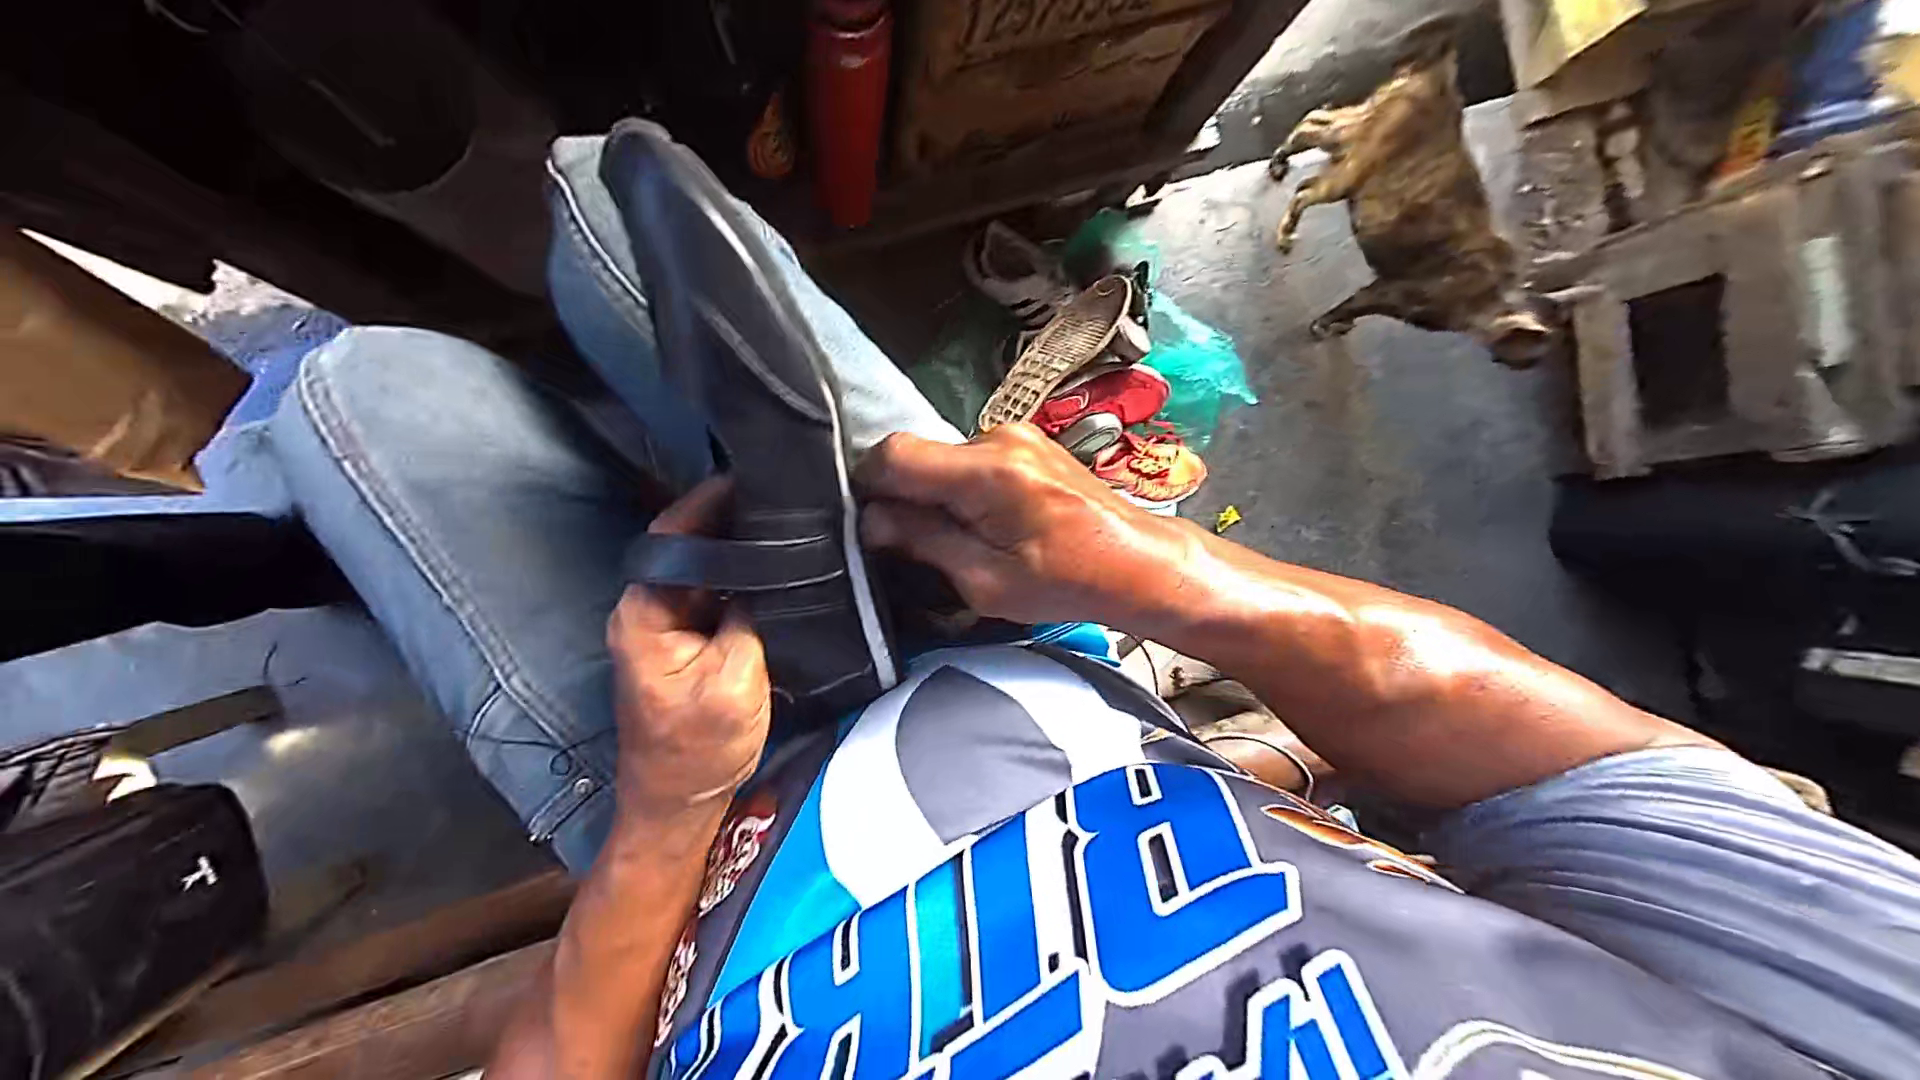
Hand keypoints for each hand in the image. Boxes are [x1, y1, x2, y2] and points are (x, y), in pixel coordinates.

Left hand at [607, 477, 771, 815]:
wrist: (681, 800)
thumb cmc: (699, 747)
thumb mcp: (735, 680)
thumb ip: (749, 618)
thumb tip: (769, 571)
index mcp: (645, 613)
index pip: (673, 537)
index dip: (709, 503)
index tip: (753, 479)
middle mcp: (649, 608)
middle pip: (688, 546)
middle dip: (732, 518)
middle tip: (783, 498)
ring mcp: (668, 623)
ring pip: (705, 568)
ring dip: (740, 547)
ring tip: (787, 523)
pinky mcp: (688, 638)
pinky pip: (716, 592)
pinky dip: (744, 575)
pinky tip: (777, 566)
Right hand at [856, 423, 1188, 626]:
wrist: (1138, 561)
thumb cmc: (1069, 582)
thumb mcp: (986, 581)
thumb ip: (923, 542)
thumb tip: (872, 520)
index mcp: (987, 472)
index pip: (893, 455)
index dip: (868, 488)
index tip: (873, 527)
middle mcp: (998, 438)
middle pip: (917, 455)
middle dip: (904, 498)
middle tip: (917, 545)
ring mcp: (1016, 434)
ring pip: (942, 459)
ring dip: (935, 495)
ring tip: (961, 539)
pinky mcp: (1026, 442)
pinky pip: (969, 460)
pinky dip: (961, 489)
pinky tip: (985, 523)